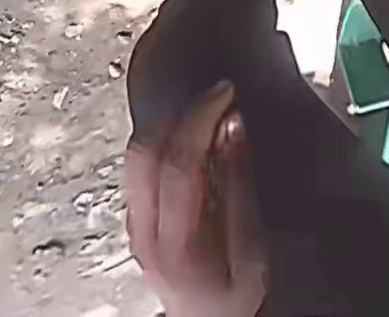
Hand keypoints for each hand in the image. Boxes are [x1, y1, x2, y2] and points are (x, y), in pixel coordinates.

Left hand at [125, 82, 265, 316]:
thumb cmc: (237, 296)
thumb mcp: (253, 250)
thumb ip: (240, 186)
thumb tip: (233, 127)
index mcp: (176, 243)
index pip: (179, 160)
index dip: (202, 117)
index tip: (225, 92)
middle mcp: (146, 233)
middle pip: (146, 151)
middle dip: (183, 112)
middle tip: (216, 96)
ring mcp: (135, 226)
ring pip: (137, 154)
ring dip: (172, 122)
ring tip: (206, 112)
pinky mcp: (136, 218)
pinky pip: (141, 164)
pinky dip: (166, 138)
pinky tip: (191, 136)